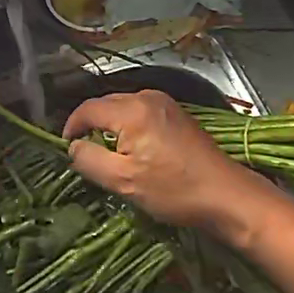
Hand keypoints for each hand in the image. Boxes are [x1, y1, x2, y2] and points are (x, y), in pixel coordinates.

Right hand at [63, 90, 289, 247]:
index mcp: (131, 110)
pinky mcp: (176, 113)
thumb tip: (73, 147)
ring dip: (110, 127)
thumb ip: (89, 160)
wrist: (227, 195)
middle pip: (104, 105)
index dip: (71, 127)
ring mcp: (164, 102)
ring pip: (122, 108)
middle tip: (84, 154)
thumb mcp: (123, 181)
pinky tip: (134, 150)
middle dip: (90, 126)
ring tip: (108, 155)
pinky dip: (128, 126)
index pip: (87, 109)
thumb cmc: (174, 190)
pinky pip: (140, 112)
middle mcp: (146, 97)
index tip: (66, 149)